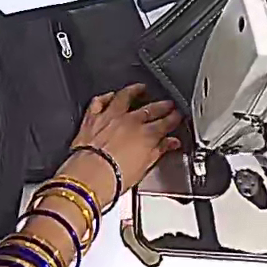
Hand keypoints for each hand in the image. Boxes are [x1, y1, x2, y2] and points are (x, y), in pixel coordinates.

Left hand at [62, 85, 182, 207]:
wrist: (90, 176)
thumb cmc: (115, 177)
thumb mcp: (145, 167)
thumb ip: (159, 151)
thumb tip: (170, 144)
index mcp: (146, 134)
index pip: (166, 122)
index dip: (174, 118)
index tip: (177, 116)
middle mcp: (130, 121)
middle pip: (151, 108)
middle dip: (162, 105)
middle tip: (168, 104)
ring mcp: (111, 116)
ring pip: (125, 96)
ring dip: (135, 90)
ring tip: (141, 88)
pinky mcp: (93, 118)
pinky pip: (100, 101)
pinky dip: (106, 97)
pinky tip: (110, 95)